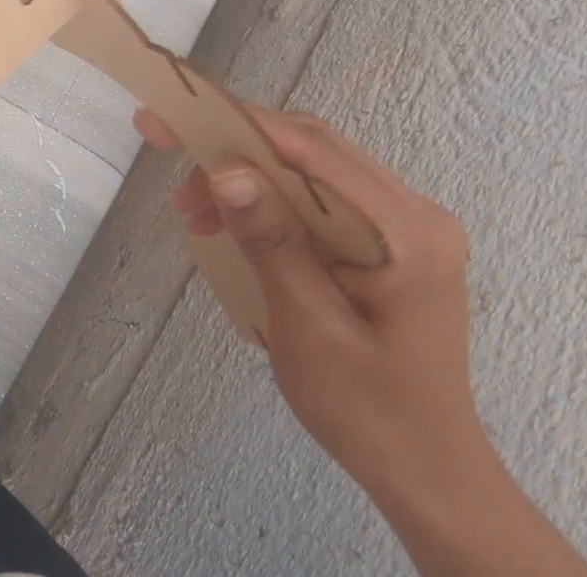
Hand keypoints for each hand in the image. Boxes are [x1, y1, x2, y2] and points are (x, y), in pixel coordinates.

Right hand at [136, 106, 586, 576]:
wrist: (425, 466)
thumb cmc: (366, 406)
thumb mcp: (308, 325)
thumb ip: (273, 243)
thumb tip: (227, 172)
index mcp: (406, 232)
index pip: (310, 149)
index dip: (232, 124)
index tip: (165, 120)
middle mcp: (414, 214)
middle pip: (309, 147)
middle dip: (230, 144)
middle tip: (162, 153)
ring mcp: (404, 226)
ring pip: (308, 167)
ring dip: (242, 175)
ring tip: (191, 213)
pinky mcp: (387, 241)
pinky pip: (317, 195)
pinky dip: (263, 197)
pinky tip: (230, 223)